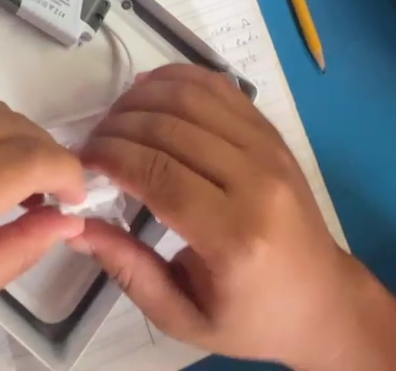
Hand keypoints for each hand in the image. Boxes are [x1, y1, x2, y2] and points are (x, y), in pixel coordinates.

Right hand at [75, 65, 395, 370]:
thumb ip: (127, 269)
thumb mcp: (183, 317)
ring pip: (192, 96)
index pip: (160, 174)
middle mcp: (257, 182)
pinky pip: (218, 86)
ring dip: (142, 98)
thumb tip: (74, 223)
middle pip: (170, 129)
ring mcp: (268, 148)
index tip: (81, 162)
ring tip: (114, 119)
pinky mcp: (270, 130)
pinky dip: (176, 78)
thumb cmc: (250, 316)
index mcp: (235, 236)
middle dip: (117, 127)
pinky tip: (149, 91)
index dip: (111, 158)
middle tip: (91, 143)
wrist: (322, 299)